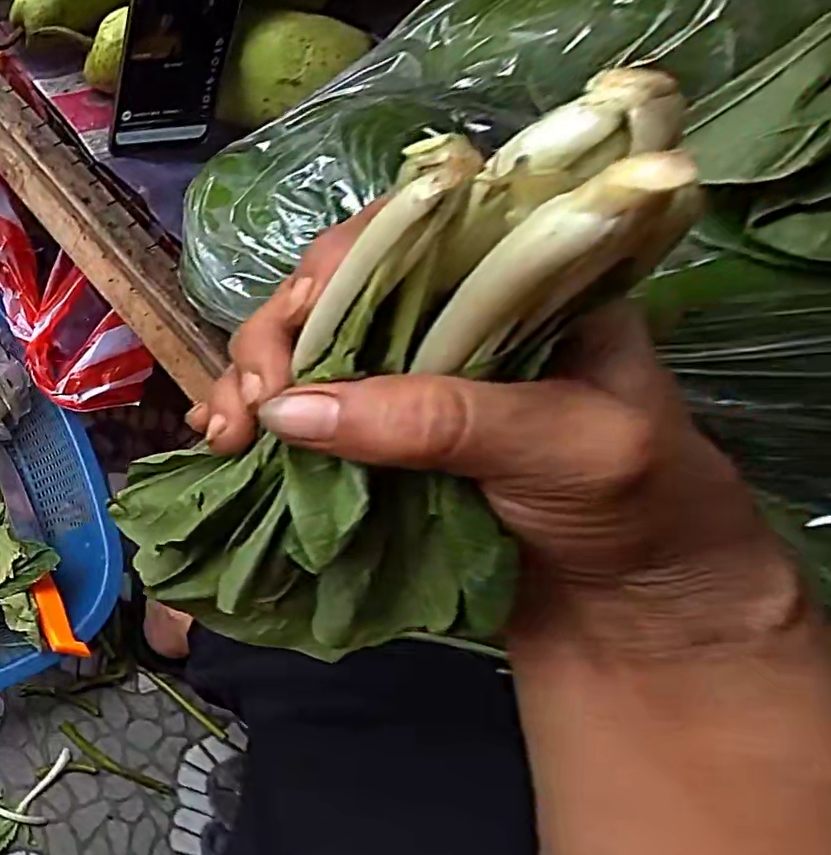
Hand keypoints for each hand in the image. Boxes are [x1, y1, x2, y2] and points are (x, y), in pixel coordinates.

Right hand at [192, 211, 812, 658]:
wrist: (627, 609)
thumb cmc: (640, 513)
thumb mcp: (569, 448)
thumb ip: (438, 419)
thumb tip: (289, 409)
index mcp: (501, 296)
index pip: (397, 244)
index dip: (331, 271)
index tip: (299, 332)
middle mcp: (426, 331)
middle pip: (316, 302)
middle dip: (265, 346)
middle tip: (249, 408)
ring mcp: (378, 388)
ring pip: (281, 358)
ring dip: (236, 389)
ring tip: (226, 438)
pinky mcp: (345, 440)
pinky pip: (273, 414)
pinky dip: (232, 419)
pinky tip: (215, 439)